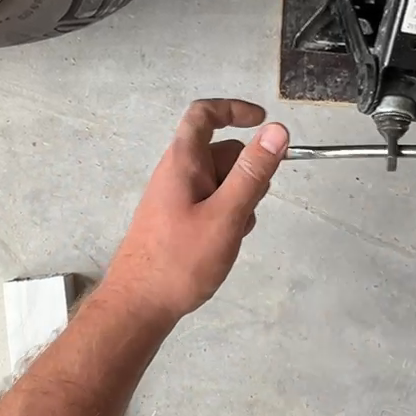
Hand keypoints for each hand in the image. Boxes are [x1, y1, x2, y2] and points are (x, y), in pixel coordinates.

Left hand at [104, 99, 288, 323]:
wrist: (139, 305)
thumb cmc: (180, 260)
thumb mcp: (226, 215)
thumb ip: (252, 173)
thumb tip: (276, 131)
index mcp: (183, 161)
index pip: (204, 114)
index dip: (235, 110)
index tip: (264, 123)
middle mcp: (176, 173)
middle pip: (221, 151)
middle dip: (246, 171)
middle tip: (252, 202)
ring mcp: (175, 197)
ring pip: (220, 181)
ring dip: (238, 197)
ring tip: (234, 231)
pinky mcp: (177, 219)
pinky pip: (210, 203)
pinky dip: (226, 214)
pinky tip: (225, 243)